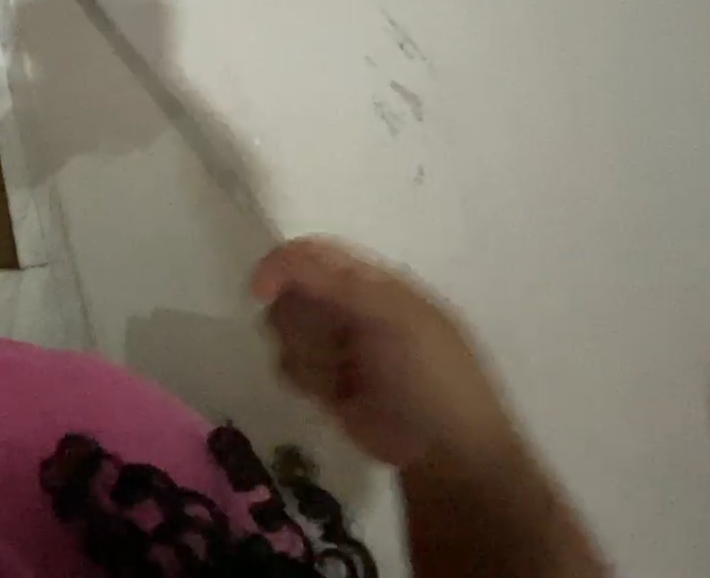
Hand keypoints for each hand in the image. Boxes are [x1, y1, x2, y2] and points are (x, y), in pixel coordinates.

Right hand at [251, 237, 522, 473]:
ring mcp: (332, 341)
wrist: (447, 457)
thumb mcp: (398, 319)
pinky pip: (284, 362)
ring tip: (342, 379)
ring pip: (281, 327)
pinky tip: (334, 395)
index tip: (262, 293)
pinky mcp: (320, 376)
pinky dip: (304, 378)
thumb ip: (337, 283)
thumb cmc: (431, 379)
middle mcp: (346, 305)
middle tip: (336, 349)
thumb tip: (269, 271)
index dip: (278, 266)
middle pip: (287, 291)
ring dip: (307, 355)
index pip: (308, 253)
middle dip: (302, 323)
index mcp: (371, 282)